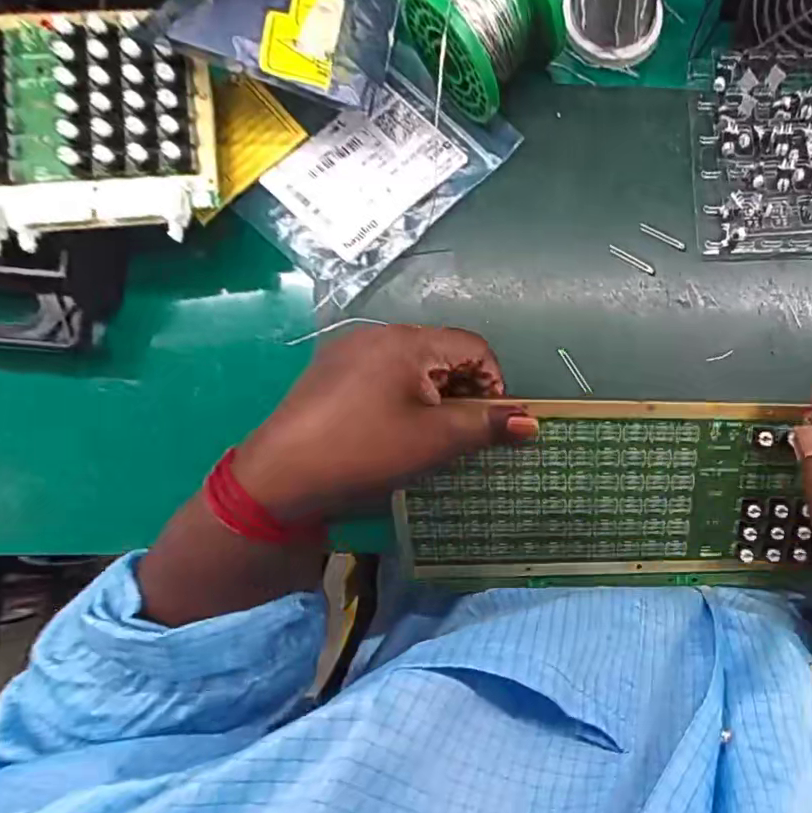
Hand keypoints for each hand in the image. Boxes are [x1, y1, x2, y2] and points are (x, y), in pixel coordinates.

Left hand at [232, 324, 537, 520]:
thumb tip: (532, 421)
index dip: (494, 383)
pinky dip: (402, 397)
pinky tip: (390, 430)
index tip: (489, 423)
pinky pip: (382, 375)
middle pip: (442, 352)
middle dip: (463, 390)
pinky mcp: (328, 374)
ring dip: (434, 395)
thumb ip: (486, 425)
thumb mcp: (434, 440)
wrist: (279, 478)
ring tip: (428, 435)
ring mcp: (347, 351)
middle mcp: (377, 334)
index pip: (473, 346)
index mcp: (407, 341)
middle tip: (461, 433)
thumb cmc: (366, 451)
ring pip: (411, 365)